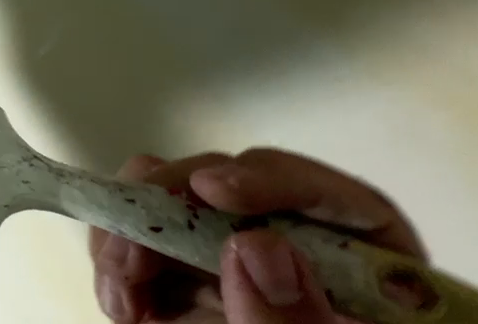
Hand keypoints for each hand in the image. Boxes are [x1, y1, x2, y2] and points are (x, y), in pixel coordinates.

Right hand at [90, 149, 425, 323]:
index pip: (326, 197)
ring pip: (166, 202)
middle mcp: (290, 248)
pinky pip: (136, 234)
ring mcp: (229, 257)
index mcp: (362, 273)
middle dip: (164, 211)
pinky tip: (117, 298)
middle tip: (131, 258)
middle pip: (223, 188)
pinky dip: (115, 258)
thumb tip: (257, 246)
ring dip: (126, 234)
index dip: (269, 178)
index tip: (212, 189)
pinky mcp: (182, 272)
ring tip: (117, 292)